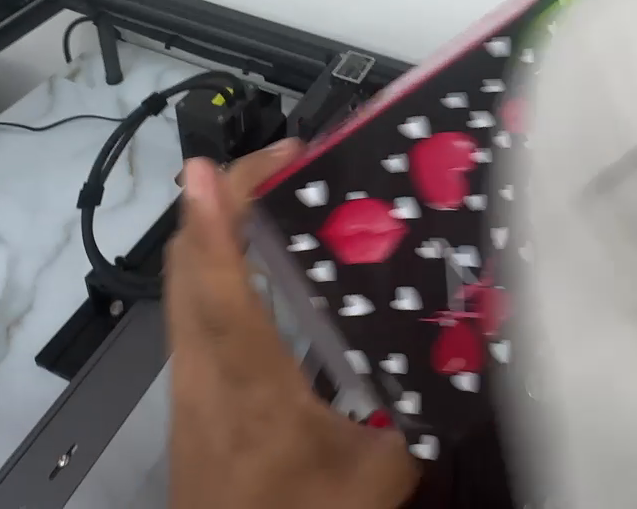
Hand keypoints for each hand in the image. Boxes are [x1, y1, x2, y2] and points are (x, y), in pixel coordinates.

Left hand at [169, 141, 419, 508]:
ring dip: (214, 222)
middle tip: (282, 160)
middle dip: (221, 197)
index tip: (208, 168)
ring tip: (269, 187)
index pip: (222, 295)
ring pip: (179, 281)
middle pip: (186, 268)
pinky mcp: (185, 388)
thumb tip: (457, 350)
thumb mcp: (376, 478)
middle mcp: (201, 376)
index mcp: (249, 391)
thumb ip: (415, 412)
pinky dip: (212, 255)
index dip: (214, 225)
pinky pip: (187, 301)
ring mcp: (184, 381)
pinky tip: (251, 251)